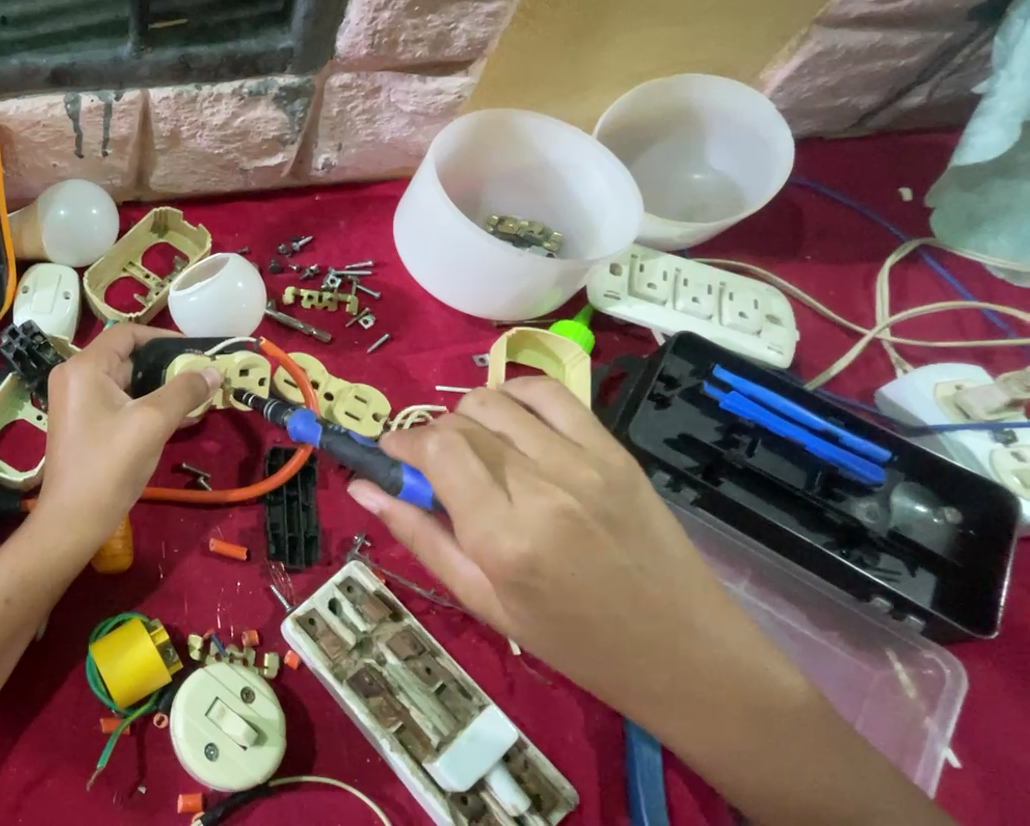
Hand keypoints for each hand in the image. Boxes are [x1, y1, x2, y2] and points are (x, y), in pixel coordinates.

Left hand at [35, 324, 221, 554]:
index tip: (196, 350)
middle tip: (202, 375)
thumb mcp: (152, 423)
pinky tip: (178, 416)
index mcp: (84, 367)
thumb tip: (214, 372)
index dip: (164, 338)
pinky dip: (146, 404)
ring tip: (197, 396)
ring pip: (126, 381)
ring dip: (160, 387)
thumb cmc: (109, 465)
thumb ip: (184, 391)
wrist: (73, 519)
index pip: (127, 334)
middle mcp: (75, 376)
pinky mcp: (84, 422)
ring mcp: (77, 401)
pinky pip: (119, 401)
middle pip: (127, 357)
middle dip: (166, 365)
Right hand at [349, 377, 808, 721]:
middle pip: (460, 423)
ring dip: (465, 416)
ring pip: (495, 402)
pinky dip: (513, 394)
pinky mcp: (615, 452)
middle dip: (428, 435)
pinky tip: (507, 421)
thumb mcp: (483, 602)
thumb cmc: (575, 642)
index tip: (391, 457)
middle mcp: (542, 487)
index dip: (401, 443)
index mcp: (504, 536)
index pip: (435, 449)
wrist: (689, 655)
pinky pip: (549, 394)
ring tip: (470, 448)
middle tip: (428, 467)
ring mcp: (585, 463)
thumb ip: (420, 536)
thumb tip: (362, 488)